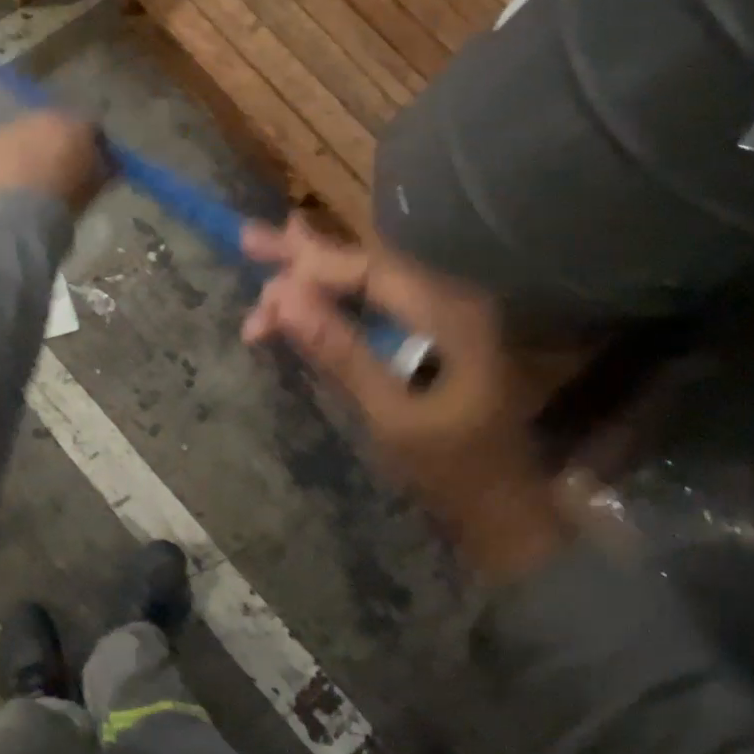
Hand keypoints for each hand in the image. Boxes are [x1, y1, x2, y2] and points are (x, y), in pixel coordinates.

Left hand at [0, 111, 110, 216]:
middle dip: (63, 136)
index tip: (95, 157)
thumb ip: (106, 166)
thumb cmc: (65, 199)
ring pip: (32, 126)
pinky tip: (12, 168)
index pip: (94, 125)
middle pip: (61, 120)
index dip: (95, 141)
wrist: (20, 211)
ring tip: (34, 165)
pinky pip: (7, 137)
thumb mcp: (96, 185)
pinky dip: (11, 148)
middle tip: (62, 160)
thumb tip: (111, 161)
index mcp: (80, 124)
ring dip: (35, 140)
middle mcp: (50, 113)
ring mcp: (19, 121)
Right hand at [241, 216, 565, 578]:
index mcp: (450, 313)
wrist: (505, 514)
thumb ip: (340, 351)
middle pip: (366, 266)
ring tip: (263, 267)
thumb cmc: (454, 470)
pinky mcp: (430, 337)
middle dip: (305, 259)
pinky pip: (374, 306)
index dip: (311, 271)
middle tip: (249, 239)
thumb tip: (283, 298)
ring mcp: (442, 317)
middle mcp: (449, 300)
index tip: (262, 289)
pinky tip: (299, 303)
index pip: (369, 270)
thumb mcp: (392, 416)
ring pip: (366, 284)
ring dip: (312, 281)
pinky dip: (332, 306)